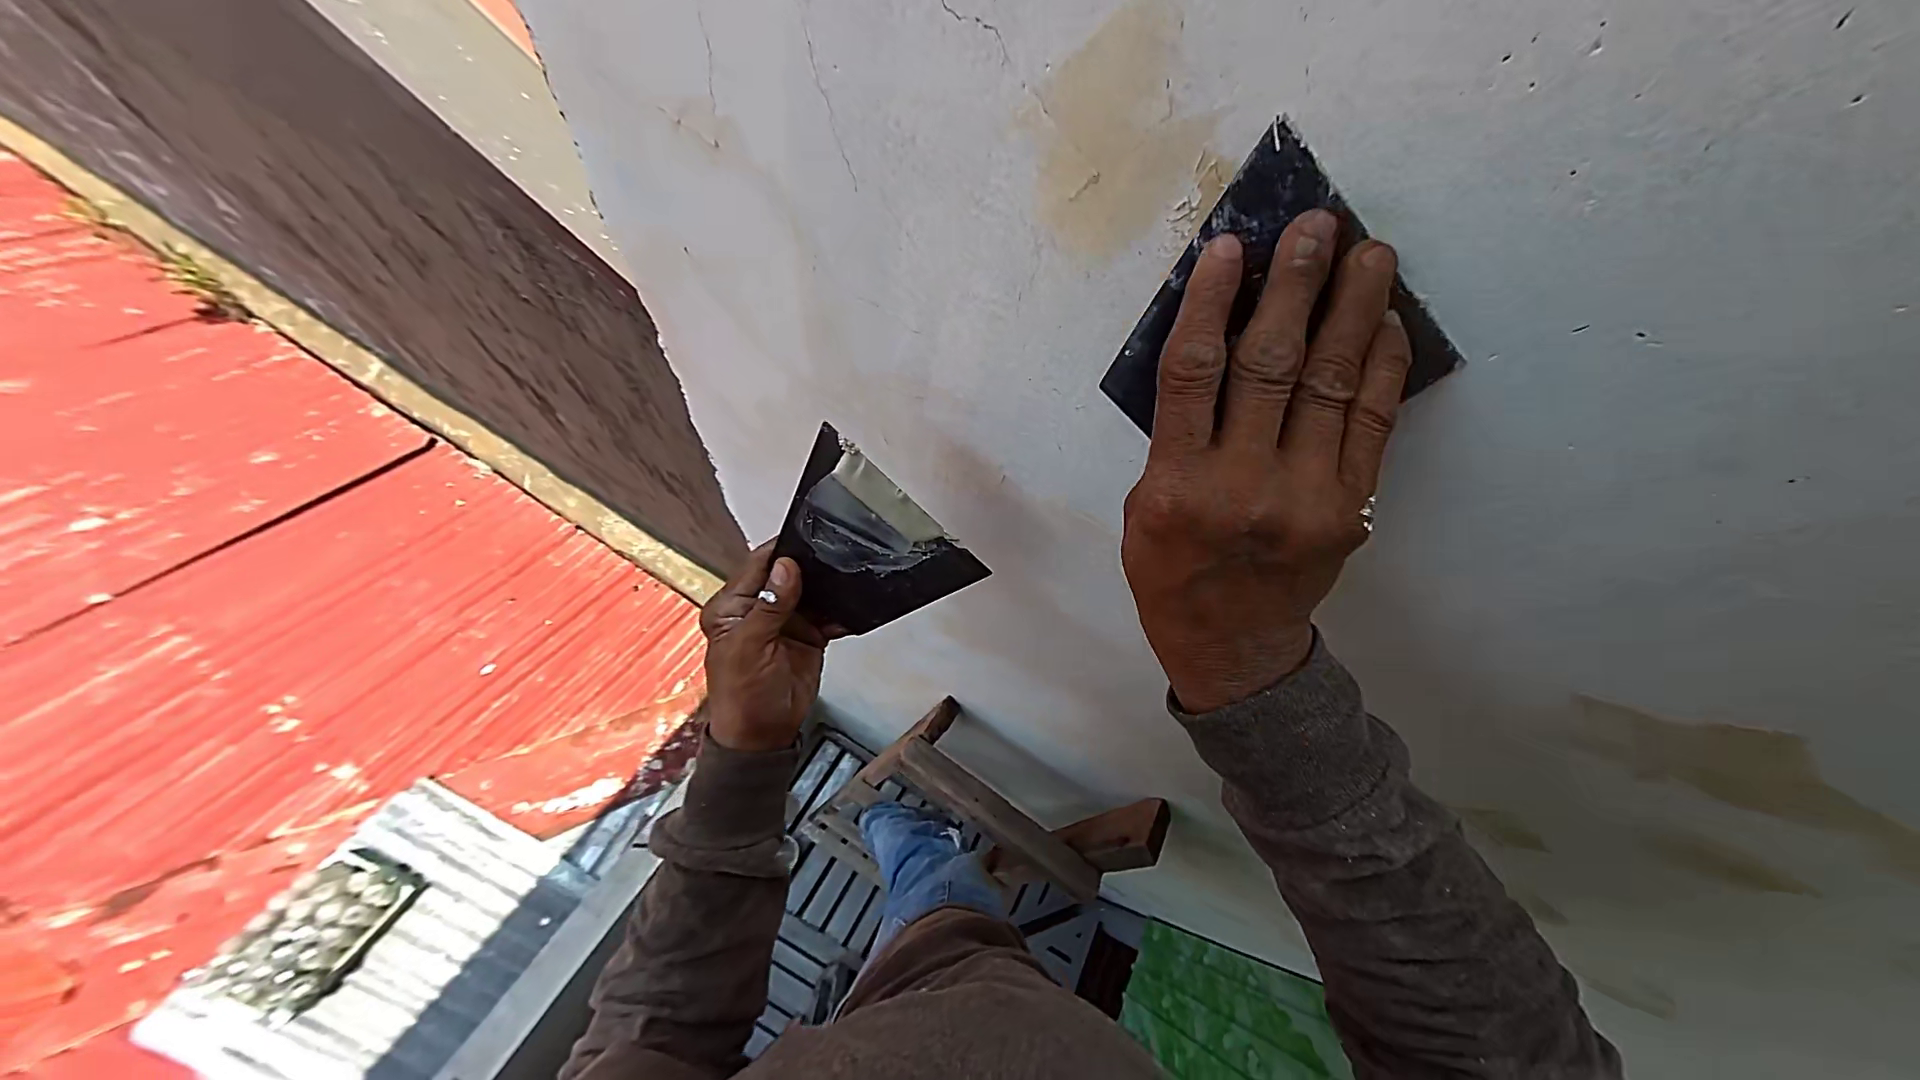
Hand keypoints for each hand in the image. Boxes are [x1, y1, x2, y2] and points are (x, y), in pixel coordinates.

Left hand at [700, 543, 833, 750]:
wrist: (764, 735)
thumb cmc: (742, 696)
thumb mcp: (750, 648)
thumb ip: (769, 606)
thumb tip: (786, 566)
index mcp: (733, 606)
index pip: (757, 566)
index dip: (781, 551)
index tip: (807, 535)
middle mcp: (759, 608)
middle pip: (788, 574)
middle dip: (810, 566)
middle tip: (837, 552)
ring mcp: (786, 620)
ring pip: (811, 591)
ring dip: (828, 587)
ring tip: (849, 576)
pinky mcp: (808, 634)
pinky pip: (828, 614)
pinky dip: (840, 612)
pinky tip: (852, 608)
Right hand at [1122, 211, 1411, 712]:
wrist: (1230, 644)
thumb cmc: (1171, 573)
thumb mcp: (1142, 509)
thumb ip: (1175, 441)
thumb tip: (1216, 358)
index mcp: (1175, 488)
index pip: (1193, 376)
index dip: (1210, 304)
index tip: (1229, 249)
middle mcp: (1241, 488)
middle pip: (1271, 367)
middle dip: (1294, 288)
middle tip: (1316, 226)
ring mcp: (1305, 500)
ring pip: (1332, 386)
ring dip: (1353, 310)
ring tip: (1369, 253)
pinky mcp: (1350, 510)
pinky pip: (1371, 424)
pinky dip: (1380, 367)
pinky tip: (1385, 322)